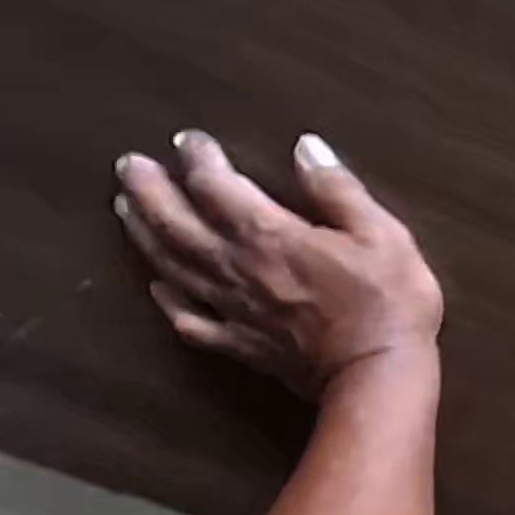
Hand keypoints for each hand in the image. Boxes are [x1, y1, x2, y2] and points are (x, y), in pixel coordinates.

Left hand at [114, 130, 442, 395]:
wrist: (379, 375)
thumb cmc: (389, 302)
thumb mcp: (381, 233)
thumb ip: (338, 189)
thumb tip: (306, 148)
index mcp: (271, 236)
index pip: (217, 186)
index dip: (199, 158)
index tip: (191, 140)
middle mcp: (240, 269)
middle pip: (177, 224)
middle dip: (150, 191)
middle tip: (128, 165)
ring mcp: (237, 310)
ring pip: (174, 267)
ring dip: (144, 235)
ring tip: (126, 209)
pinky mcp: (244, 345)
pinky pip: (193, 323)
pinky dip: (169, 305)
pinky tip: (157, 290)